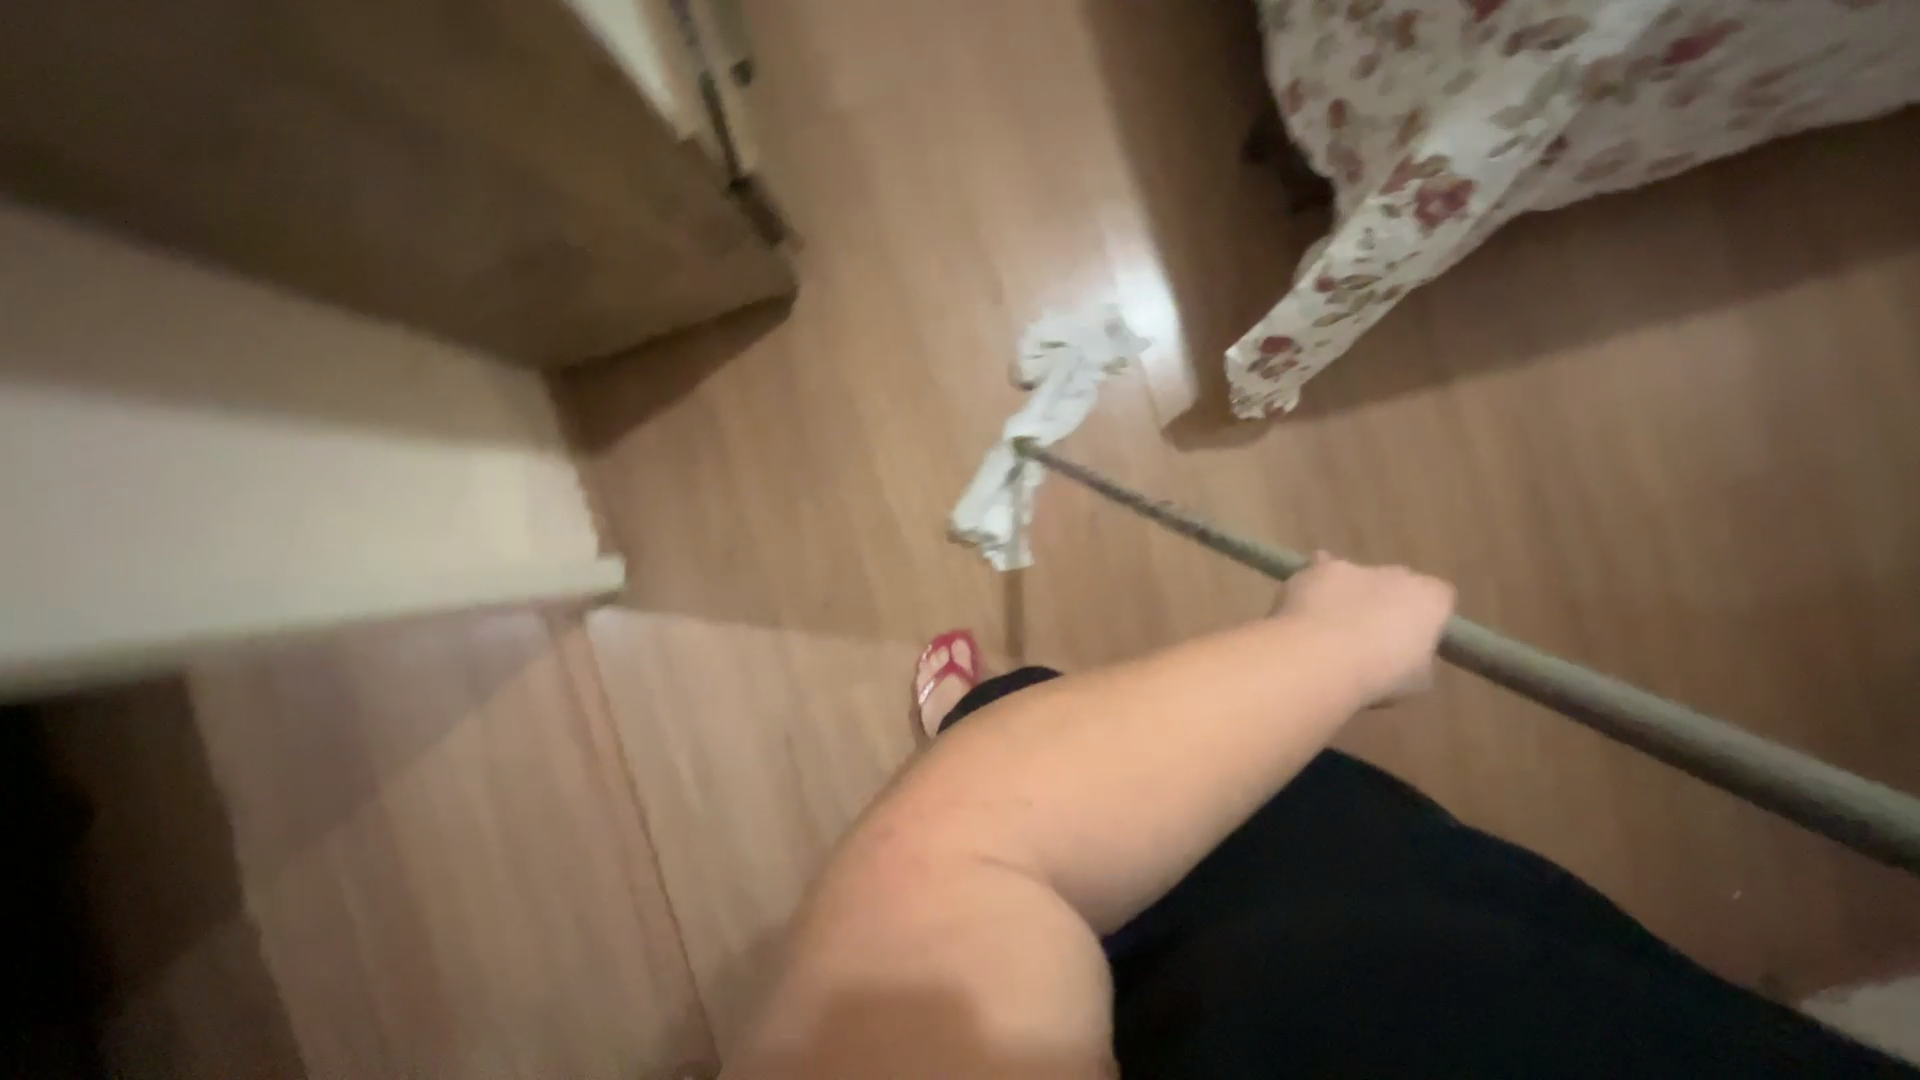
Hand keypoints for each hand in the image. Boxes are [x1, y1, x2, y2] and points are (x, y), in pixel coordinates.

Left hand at [1276, 552, 1455, 705]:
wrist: (1321, 657)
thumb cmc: (1379, 675)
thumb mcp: (1416, 681)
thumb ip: (1417, 660)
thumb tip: (1406, 657)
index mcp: (1431, 598)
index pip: (1439, 597)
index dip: (1426, 617)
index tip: (1413, 640)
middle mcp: (1395, 574)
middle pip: (1395, 584)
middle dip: (1385, 604)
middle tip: (1369, 637)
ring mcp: (1352, 568)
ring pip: (1354, 577)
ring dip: (1347, 596)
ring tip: (1329, 628)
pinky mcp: (1314, 570)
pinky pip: (1316, 570)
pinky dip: (1312, 585)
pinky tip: (1301, 605)